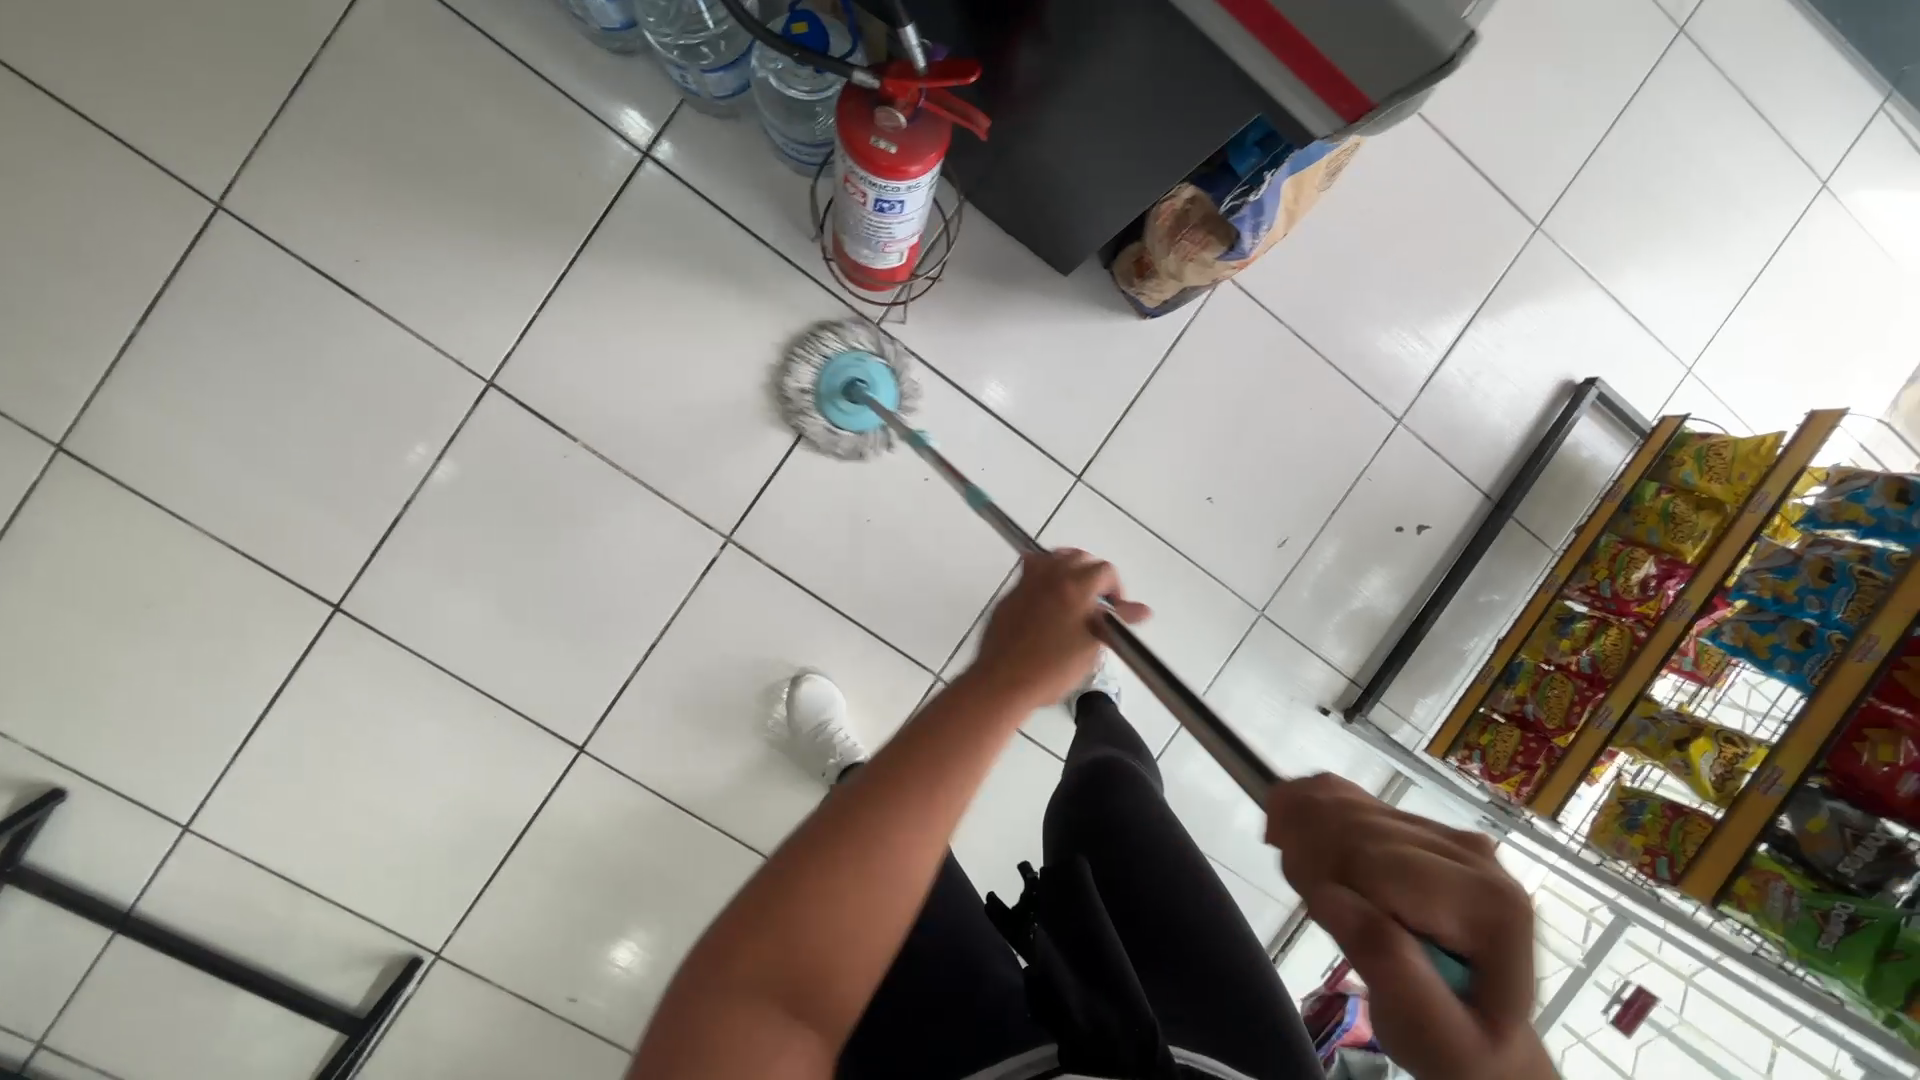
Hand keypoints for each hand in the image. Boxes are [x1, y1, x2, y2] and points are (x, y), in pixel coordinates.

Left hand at [969, 548, 1149, 710]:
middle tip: (1097, 601)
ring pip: (1052, 558)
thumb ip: (1117, 622)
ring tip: (1074, 594)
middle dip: (1093, 574)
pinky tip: (1046, 595)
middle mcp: (1050, 576)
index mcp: (1075, 587)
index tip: (1114, 609)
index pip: (1105, 570)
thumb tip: (1144, 610)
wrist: (1003, 681)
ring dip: (1068, 569)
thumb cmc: (1052, 669)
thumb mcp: (1091, 647)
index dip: (1116, 589)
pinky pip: (1029, 571)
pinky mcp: (1010, 595)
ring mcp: (1026, 583)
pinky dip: (1043, 576)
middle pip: (1079, 557)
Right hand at [1265, 775, 1552, 1079]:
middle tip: (1295, 885)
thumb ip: (1388, 966)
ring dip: (1304, 826)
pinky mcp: (1424, 830)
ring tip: (1289, 854)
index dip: (1327, 876)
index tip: (1307, 908)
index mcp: (1490, 905)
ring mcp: (1449, 837)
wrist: (1486, 1037)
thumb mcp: (1431, 1035)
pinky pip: (1354, 799)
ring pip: (1350, 809)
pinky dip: (1310, 804)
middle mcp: (1476, 858)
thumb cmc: (1459, 1048)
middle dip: (1311, 853)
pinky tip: (1287, 819)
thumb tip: (1329, 896)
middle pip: (1362, 831)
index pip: (1381, 863)